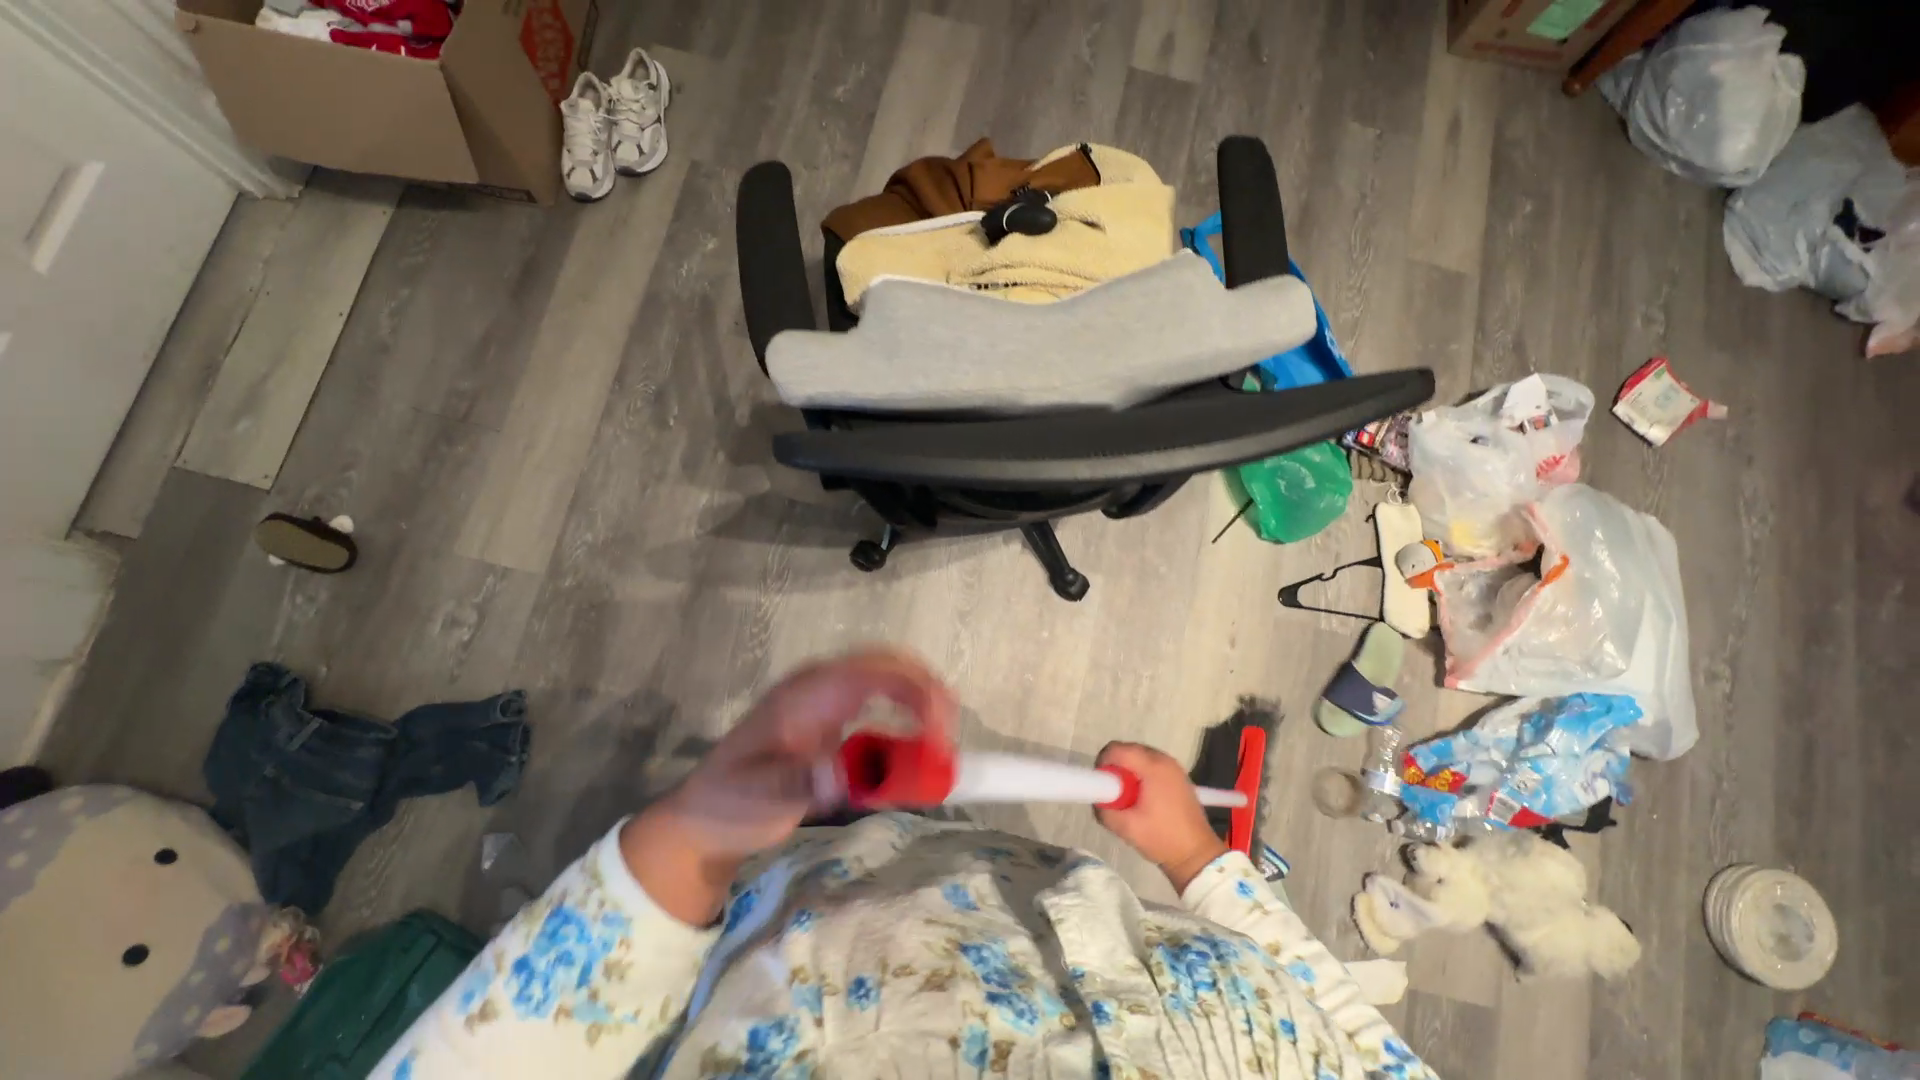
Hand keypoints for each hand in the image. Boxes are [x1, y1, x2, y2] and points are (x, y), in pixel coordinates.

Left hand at [621, 648, 956, 924]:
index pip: (871, 674)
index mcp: (805, 696)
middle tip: (950, 732)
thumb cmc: (729, 803)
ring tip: (941, 739)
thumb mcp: (762, 797)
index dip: (913, 692)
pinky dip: (905, 717)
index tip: (939, 733)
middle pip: (886, 664)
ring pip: (887, 678)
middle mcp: (820, 687)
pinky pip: (879, 702)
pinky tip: (916, 746)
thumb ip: (804, 782)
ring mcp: (826, 700)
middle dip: (926, 689)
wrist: (702, 817)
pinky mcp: (831, 720)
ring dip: (919, 699)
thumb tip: (845, 775)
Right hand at [1093, 741, 1229, 892]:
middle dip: (1115, 767)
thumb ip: (1104, 810)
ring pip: (1140, 756)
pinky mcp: (1178, 775)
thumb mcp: (1125, 828)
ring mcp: (1174, 766)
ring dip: (1128, 771)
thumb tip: (1097, 799)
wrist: (1196, 854)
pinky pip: (1151, 764)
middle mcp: (1164, 760)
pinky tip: (1143, 797)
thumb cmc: (1162, 839)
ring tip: (1127, 797)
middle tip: (1112, 792)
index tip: (1102, 784)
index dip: (1103, 763)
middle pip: (1129, 749)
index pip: (1117, 749)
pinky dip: (1141, 774)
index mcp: (1152, 768)